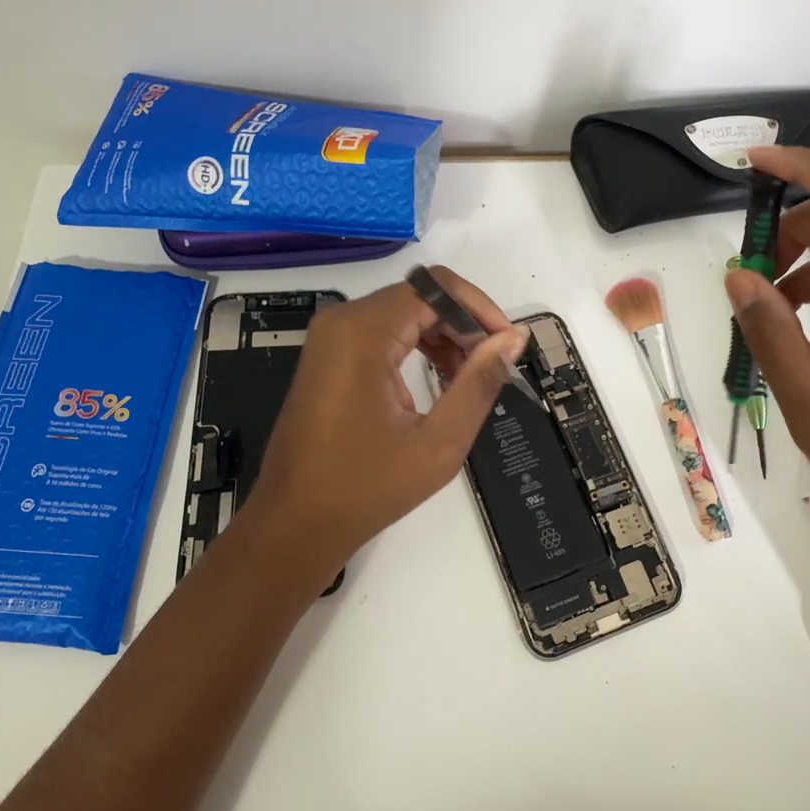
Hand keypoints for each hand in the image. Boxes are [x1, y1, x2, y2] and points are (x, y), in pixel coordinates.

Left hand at [240, 267, 526, 576]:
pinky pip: (382, 332)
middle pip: (418, 296)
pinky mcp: (328, 357)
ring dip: (443, 336)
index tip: (507, 344)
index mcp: (362, 332)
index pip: (434, 287)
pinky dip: (416, 347)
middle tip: (490, 367)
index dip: (478, 308)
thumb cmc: (365, 487)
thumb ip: (479, 383)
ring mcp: (330, 339)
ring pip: (402, 313)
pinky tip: (438, 383)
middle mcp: (341, 322)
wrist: (295, 523)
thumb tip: (513, 338)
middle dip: (462, 324)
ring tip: (467, 381)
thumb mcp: (439, 442)